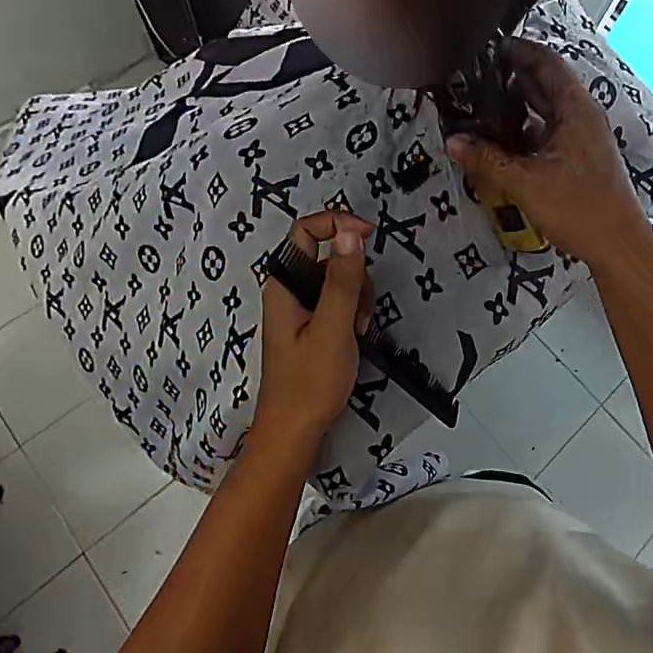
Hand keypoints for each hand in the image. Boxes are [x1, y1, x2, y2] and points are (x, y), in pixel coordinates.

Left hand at [252, 212, 374, 450]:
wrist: (295, 429)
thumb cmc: (308, 383)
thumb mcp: (332, 327)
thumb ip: (343, 280)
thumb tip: (350, 233)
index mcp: (284, 283)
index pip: (306, 230)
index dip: (337, 223)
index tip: (368, 235)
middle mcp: (290, 289)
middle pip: (328, 254)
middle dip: (354, 274)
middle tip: (360, 307)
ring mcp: (301, 306)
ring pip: (339, 278)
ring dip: (357, 297)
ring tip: (355, 330)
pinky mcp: (312, 322)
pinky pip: (339, 301)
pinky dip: (353, 312)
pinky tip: (353, 336)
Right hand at [445, 39, 650, 267]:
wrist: (618, 244)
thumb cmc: (578, 207)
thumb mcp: (526, 183)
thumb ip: (487, 159)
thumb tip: (452, 141)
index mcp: (575, 110)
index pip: (546, 64)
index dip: (520, 50)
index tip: (491, 45)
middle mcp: (581, 116)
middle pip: (546, 84)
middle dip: (514, 75)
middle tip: (478, 73)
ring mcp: (582, 137)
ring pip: (546, 110)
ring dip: (519, 104)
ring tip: (484, 103)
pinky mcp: (579, 157)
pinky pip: (548, 132)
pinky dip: (526, 129)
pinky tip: (503, 138)